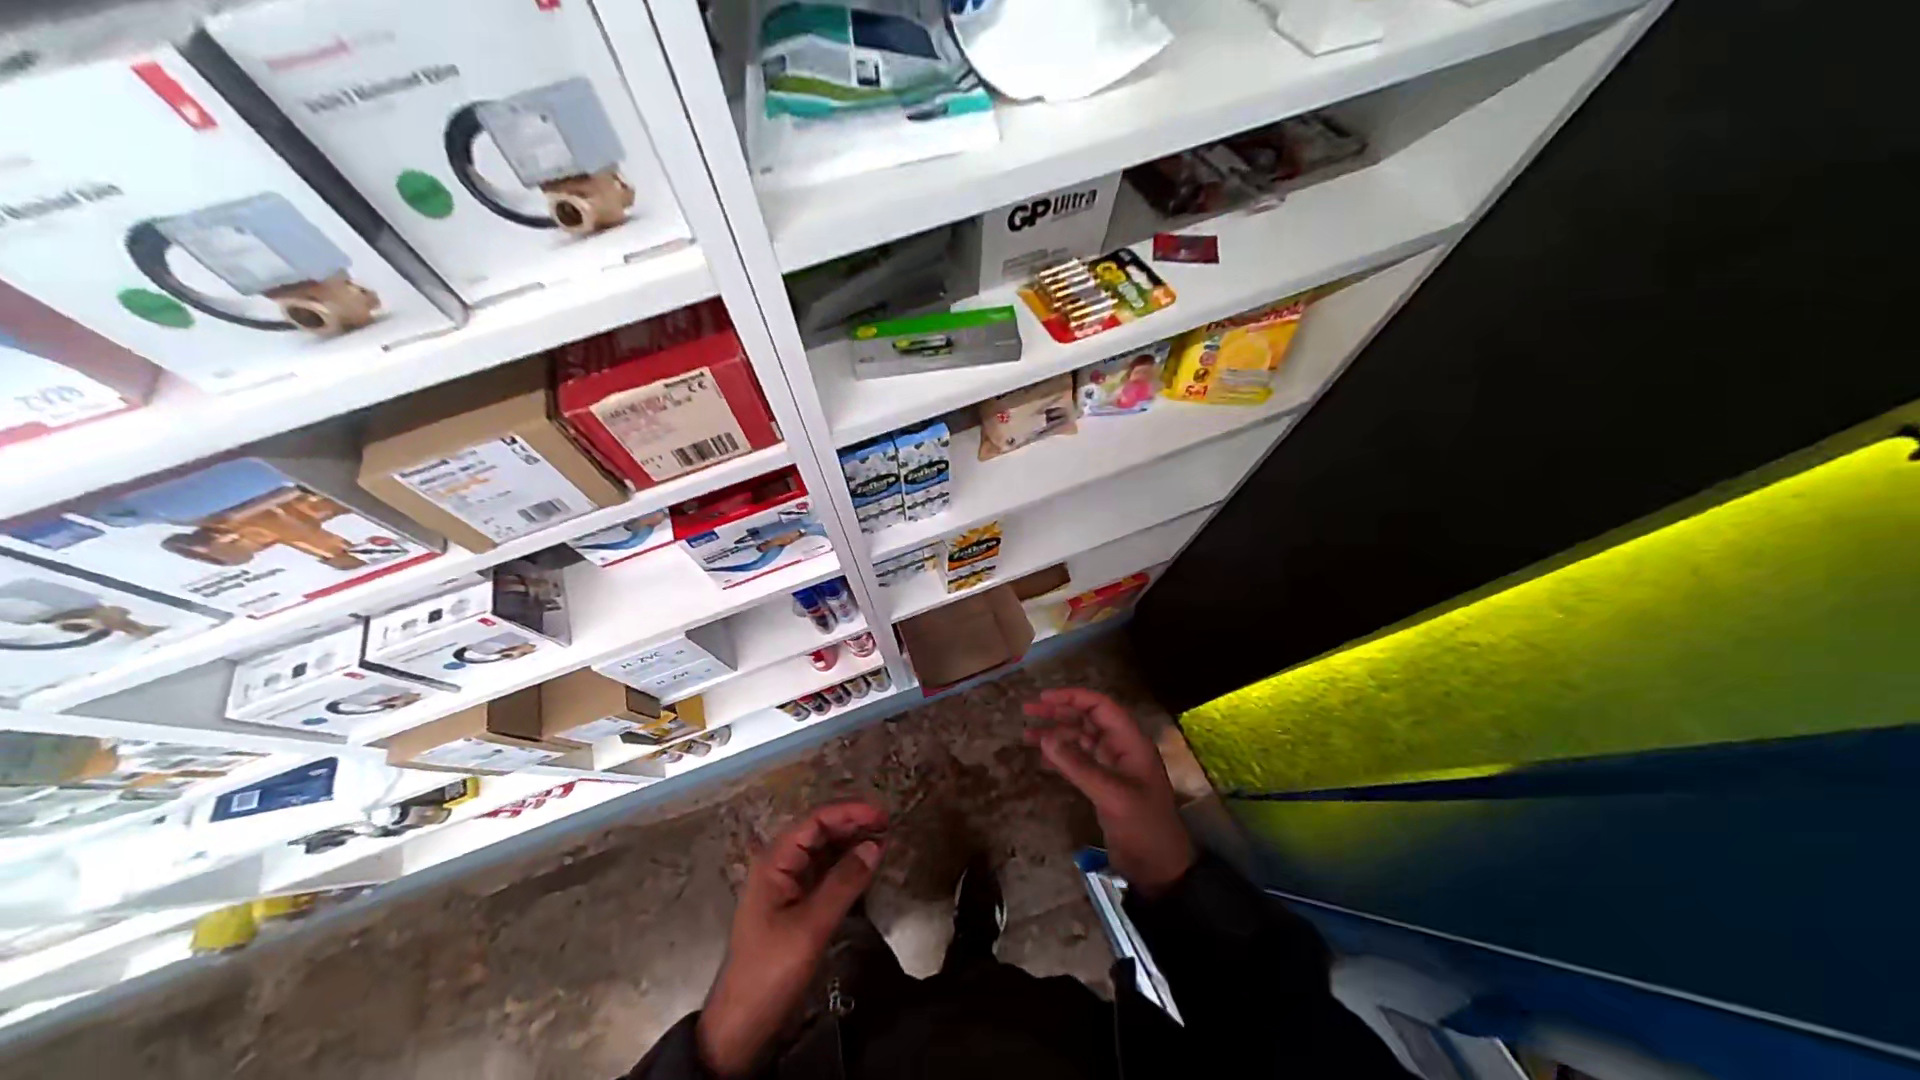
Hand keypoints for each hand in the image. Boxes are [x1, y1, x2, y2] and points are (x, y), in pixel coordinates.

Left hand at [698, 799, 886, 1076]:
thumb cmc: (772, 969)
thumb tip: (875, 845)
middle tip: (888, 825)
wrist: (743, 1022)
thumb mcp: (811, 925)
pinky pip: (824, 873)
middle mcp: (780, 866)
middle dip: (852, 824)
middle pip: (819, 832)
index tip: (881, 813)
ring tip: (882, 840)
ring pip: (823, 852)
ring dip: (851, 843)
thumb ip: (844, 882)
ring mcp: (787, 885)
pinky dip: (846, 866)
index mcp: (775, 861)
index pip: (815, 821)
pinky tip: (866, 867)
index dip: (849, 812)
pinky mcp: (796, 905)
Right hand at [1024, 688, 1194, 897]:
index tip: (1043, 697)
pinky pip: (1079, 760)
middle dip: (1058, 712)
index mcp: (1131, 742)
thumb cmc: (1143, 828)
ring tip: (1026, 734)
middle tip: (1027, 710)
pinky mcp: (1105, 786)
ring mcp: (1114, 767)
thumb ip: (1078, 766)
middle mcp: (1122, 748)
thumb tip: (1045, 738)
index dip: (1072, 697)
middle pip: (1088, 719)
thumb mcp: (1111, 796)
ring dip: (1056, 734)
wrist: (1161, 870)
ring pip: (1081, 739)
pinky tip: (1041, 759)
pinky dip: (1060, 756)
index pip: (1100, 706)